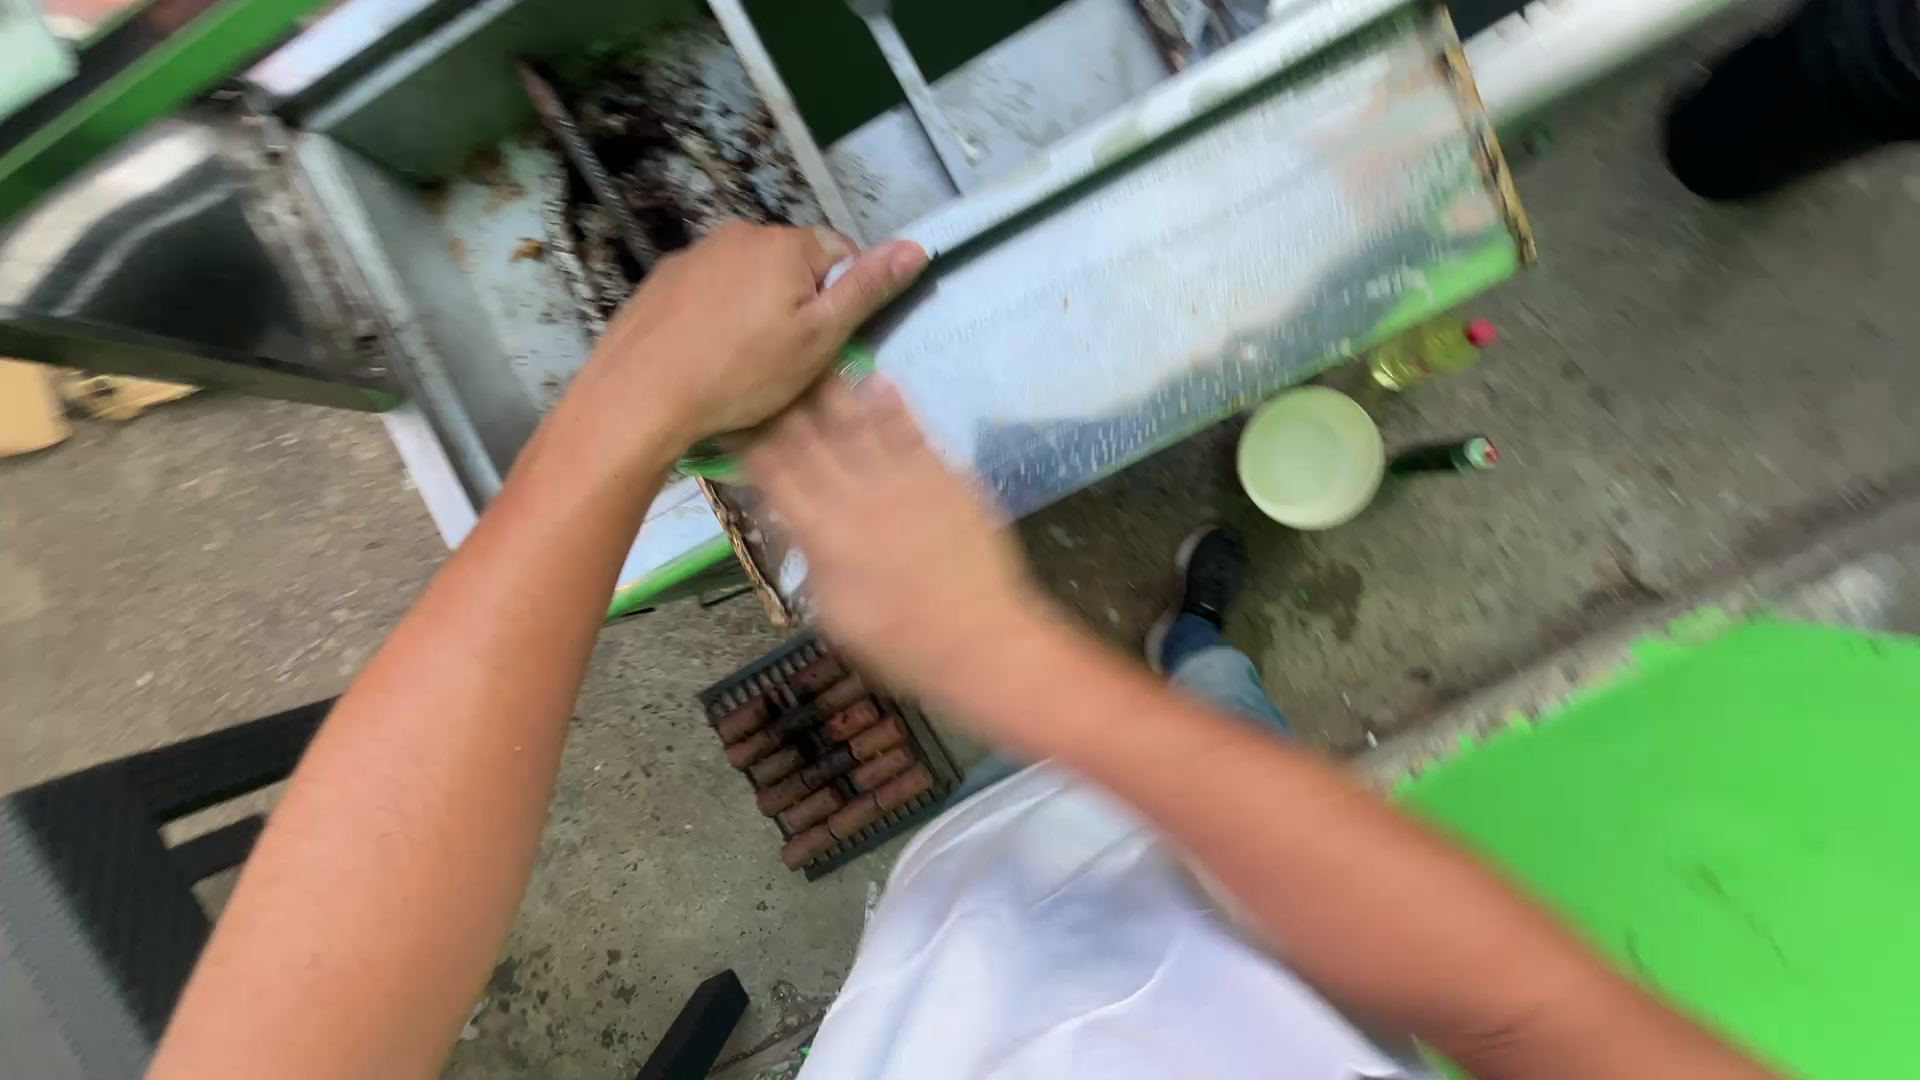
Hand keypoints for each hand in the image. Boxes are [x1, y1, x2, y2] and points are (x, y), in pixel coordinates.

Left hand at [567, 221, 927, 447]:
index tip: (828, 342)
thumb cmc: (743, 371)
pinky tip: (711, 354)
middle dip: (800, 302)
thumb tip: (917, 247)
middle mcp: (739, 233)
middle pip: (793, 264)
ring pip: (750, 278)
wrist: (642, 393)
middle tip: (790, 359)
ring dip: (760, 308)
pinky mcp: (663, 280)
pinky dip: (720, 315)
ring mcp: (695, 254)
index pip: (840, 253)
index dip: (843, 299)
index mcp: (785, 244)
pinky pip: (711, 291)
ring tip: (747, 361)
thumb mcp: (818, 338)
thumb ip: (866, 290)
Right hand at [747, 379, 1047, 700]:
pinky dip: (894, 403)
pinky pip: (913, 431)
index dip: (750, 444)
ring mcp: (902, 481)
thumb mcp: (834, 614)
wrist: (976, 640)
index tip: (735, 420)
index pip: (774, 475)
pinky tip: (876, 376)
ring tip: (812, 360)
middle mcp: (855, 497)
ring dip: (832, 391)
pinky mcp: (944, 476)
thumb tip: (797, 526)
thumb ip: (812, 562)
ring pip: (858, 424)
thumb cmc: (899, 644)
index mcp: (821, 535)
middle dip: (783, 406)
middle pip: (809, 440)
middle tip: (767, 374)